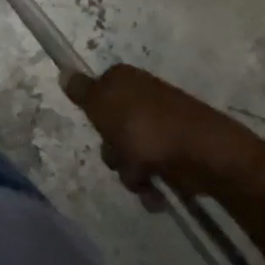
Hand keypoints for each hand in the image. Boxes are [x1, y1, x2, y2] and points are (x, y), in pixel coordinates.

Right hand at [64, 64, 259, 206]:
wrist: (201, 151)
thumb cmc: (144, 126)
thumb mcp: (102, 104)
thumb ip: (81, 91)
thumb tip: (63, 70)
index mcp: (123, 79)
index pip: (95, 94)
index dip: (95, 115)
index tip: (99, 126)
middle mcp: (141, 97)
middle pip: (109, 129)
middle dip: (113, 150)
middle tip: (122, 154)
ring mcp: (159, 124)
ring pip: (127, 154)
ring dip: (131, 172)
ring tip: (145, 179)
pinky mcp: (174, 150)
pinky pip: (150, 170)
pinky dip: (149, 184)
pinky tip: (156, 193)